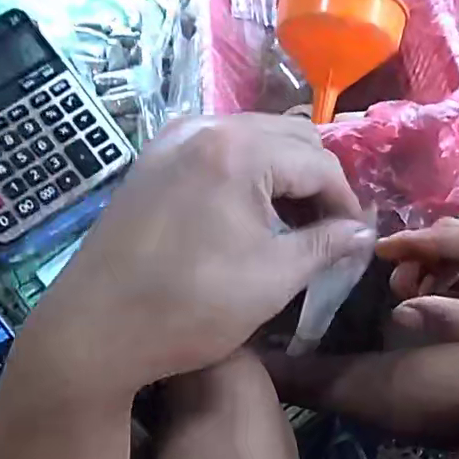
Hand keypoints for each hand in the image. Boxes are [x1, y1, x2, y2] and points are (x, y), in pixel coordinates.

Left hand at [22, 115, 372, 397]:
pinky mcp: (150, 163)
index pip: (320, 163)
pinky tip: (249, 212)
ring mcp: (170, 141)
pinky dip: (245, 174)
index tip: (357, 239)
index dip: (348, 202)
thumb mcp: (273, 279)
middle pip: (288, 138)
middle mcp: (204, 127)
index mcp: (239, 150)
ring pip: (252, 141)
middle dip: (318, 181)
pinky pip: (216, 152)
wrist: (95, 330)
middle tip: (329, 229)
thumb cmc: (190, 308)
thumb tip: (363, 232)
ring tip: (294, 223)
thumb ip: (326, 245)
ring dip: (282, 175)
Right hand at [375, 219, 458, 396]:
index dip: (410, 242)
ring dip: (436, 278)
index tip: (377, 251)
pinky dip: (453, 291)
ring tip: (414, 301)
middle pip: (455, 245)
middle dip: (422, 261)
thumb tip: (398, 311)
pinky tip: (438, 308)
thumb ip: (444, 317)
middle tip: (397, 289)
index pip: (449, 236)